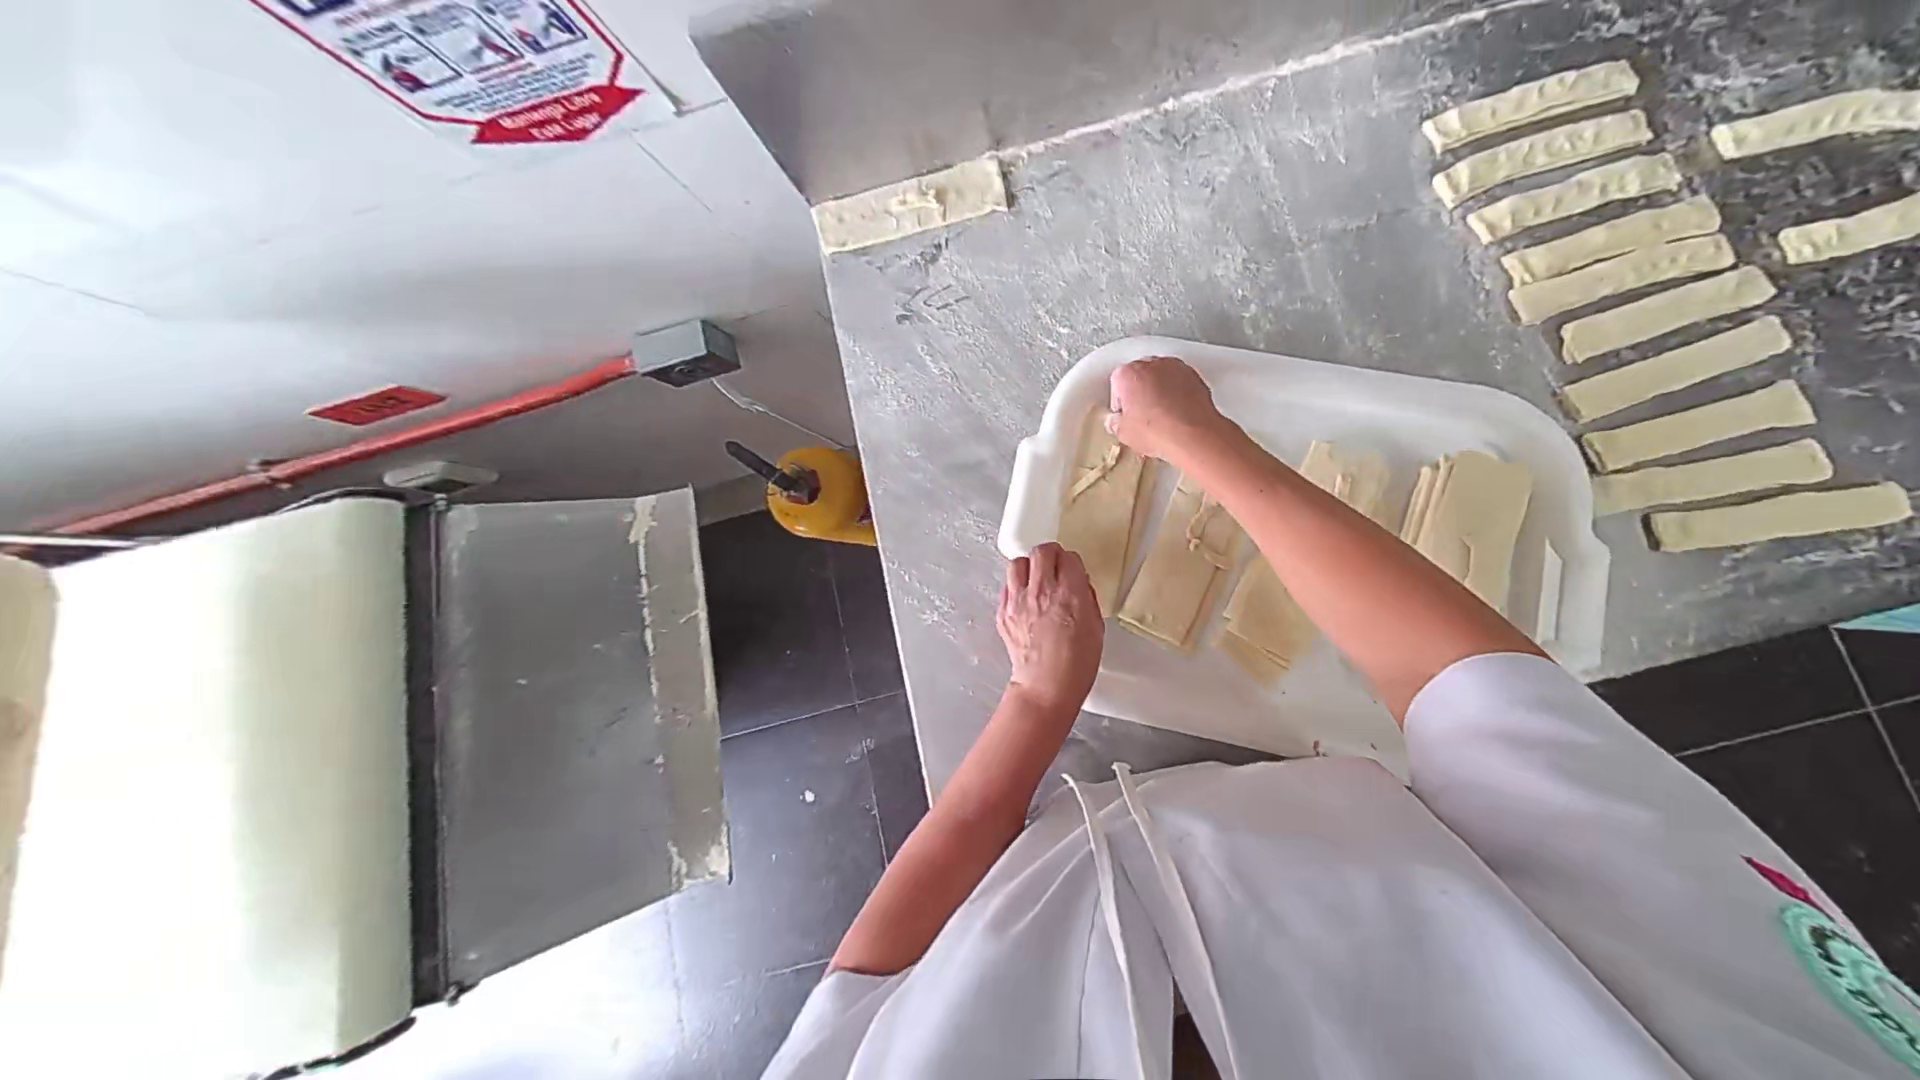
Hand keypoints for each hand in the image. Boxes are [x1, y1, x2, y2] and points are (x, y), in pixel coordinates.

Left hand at [996, 542, 1102, 714]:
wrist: (1046, 687)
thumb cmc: (1076, 664)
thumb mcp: (1096, 627)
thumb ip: (1087, 598)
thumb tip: (1079, 583)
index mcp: (1069, 593)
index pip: (1069, 557)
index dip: (1072, 562)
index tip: (1072, 570)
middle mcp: (1041, 591)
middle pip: (1041, 551)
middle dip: (1050, 555)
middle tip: (1054, 566)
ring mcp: (1018, 601)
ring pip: (1017, 563)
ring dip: (1028, 567)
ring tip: (1036, 580)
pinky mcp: (1003, 613)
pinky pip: (1007, 587)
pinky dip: (1016, 588)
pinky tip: (1025, 601)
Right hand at [1107, 355, 1236, 464]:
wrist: (1192, 435)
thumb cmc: (1158, 430)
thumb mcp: (1123, 434)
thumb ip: (1115, 423)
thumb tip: (1117, 423)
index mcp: (1128, 373)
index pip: (1116, 384)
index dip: (1119, 403)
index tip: (1124, 416)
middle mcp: (1151, 364)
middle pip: (1138, 376)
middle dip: (1138, 393)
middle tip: (1140, 416)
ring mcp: (1175, 368)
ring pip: (1160, 377)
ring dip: (1158, 391)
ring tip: (1160, 416)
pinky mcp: (1194, 376)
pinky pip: (1178, 382)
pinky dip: (1176, 393)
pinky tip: (1175, 414)